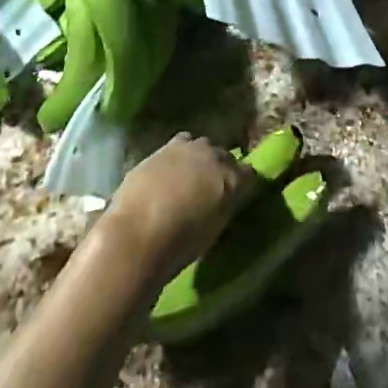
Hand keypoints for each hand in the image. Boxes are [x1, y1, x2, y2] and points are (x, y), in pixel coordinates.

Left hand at [99, 133, 247, 281]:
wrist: (138, 229)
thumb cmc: (181, 242)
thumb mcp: (215, 230)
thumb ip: (224, 207)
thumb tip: (224, 200)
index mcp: (232, 180)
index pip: (249, 174)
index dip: (243, 185)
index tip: (237, 195)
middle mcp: (214, 156)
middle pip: (224, 156)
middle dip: (221, 168)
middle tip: (212, 187)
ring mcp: (187, 147)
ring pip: (202, 145)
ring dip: (200, 157)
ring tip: (191, 175)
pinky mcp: (163, 146)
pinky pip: (180, 144)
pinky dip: (179, 155)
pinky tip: (170, 171)